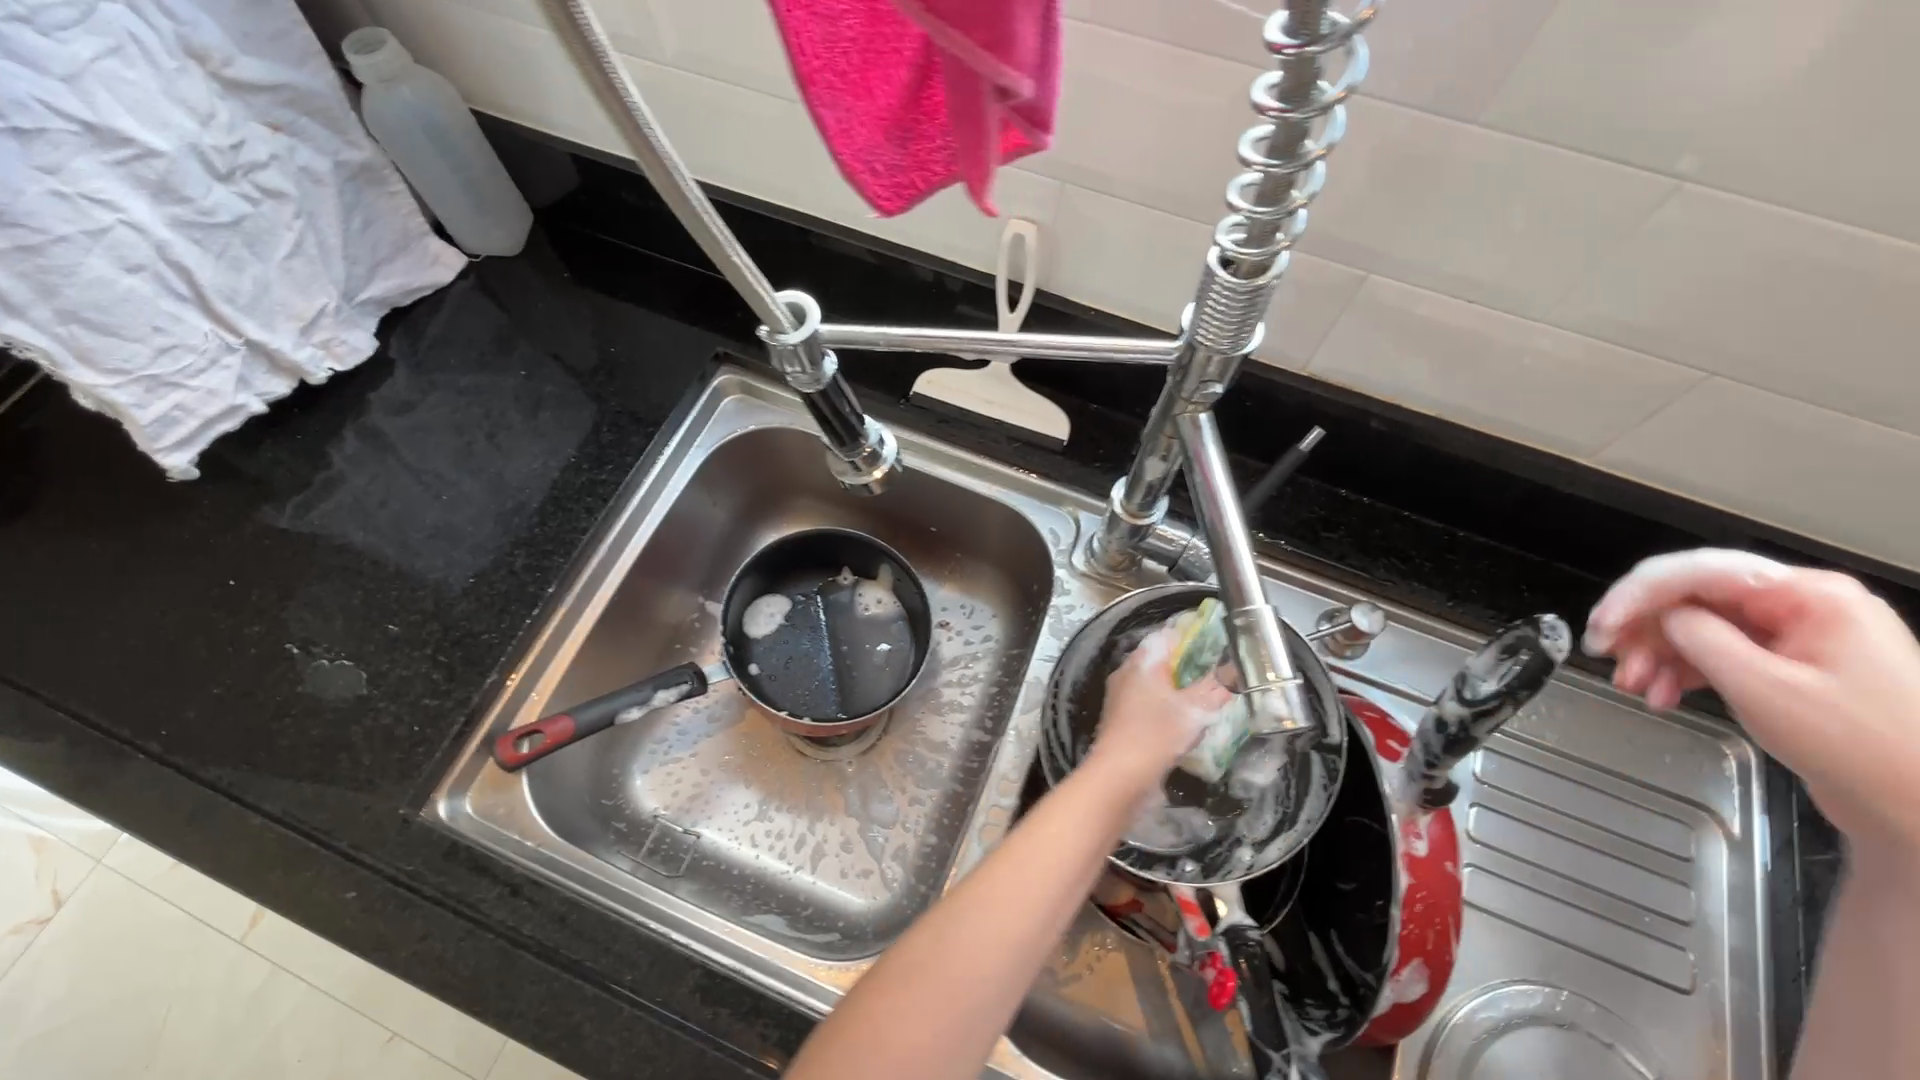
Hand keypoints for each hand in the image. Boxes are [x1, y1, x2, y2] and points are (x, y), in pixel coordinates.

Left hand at [1087, 624, 1233, 794]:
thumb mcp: (1195, 709)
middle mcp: (1128, 673)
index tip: (1219, 644)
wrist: (1119, 776)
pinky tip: (1185, 723)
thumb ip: (1217, 686)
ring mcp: (1121, 697)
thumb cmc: (1156, 734)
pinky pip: (1149, 705)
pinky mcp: (1122, 720)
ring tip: (1207, 698)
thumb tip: (1236, 668)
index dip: (1194, 636)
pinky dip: (1168, 708)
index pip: (1169, 636)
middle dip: (1190, 666)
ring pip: (1156, 685)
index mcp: (1143, 662)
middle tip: (1218, 673)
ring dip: (1179, 690)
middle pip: (1162, 661)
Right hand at [1584, 549, 1919, 865]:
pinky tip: (1663, 694)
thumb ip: (1701, 638)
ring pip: (1701, 627)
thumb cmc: (1860, 747)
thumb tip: (1661, 617)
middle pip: (1697, 598)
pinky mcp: (1792, 667)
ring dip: (1659, 654)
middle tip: (1610, 660)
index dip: (1638, 596)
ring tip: (1637, 688)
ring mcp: (1799, 636)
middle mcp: (1804, 605)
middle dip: (1646, 630)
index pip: (1699, 572)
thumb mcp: (1763, 687)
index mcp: (1809, 596)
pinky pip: (1721, 653)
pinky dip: (1684, 671)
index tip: (1600, 628)